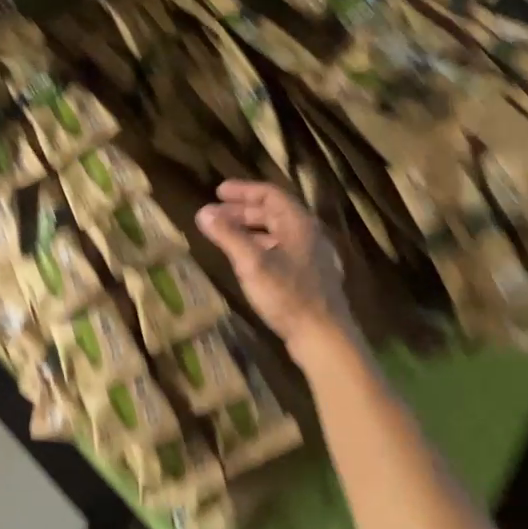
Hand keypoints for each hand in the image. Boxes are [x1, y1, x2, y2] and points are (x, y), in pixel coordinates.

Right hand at [196, 180, 354, 355]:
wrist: (324, 338)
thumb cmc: (288, 295)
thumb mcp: (252, 263)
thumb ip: (227, 235)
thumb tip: (203, 212)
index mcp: (299, 224)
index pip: (270, 194)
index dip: (243, 190)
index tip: (218, 191)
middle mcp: (309, 235)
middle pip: (274, 213)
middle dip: (242, 212)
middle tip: (215, 216)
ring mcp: (312, 258)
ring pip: (277, 234)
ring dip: (250, 230)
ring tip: (226, 236)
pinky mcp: (311, 279)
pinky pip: (282, 251)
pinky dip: (260, 248)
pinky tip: (247, 262)